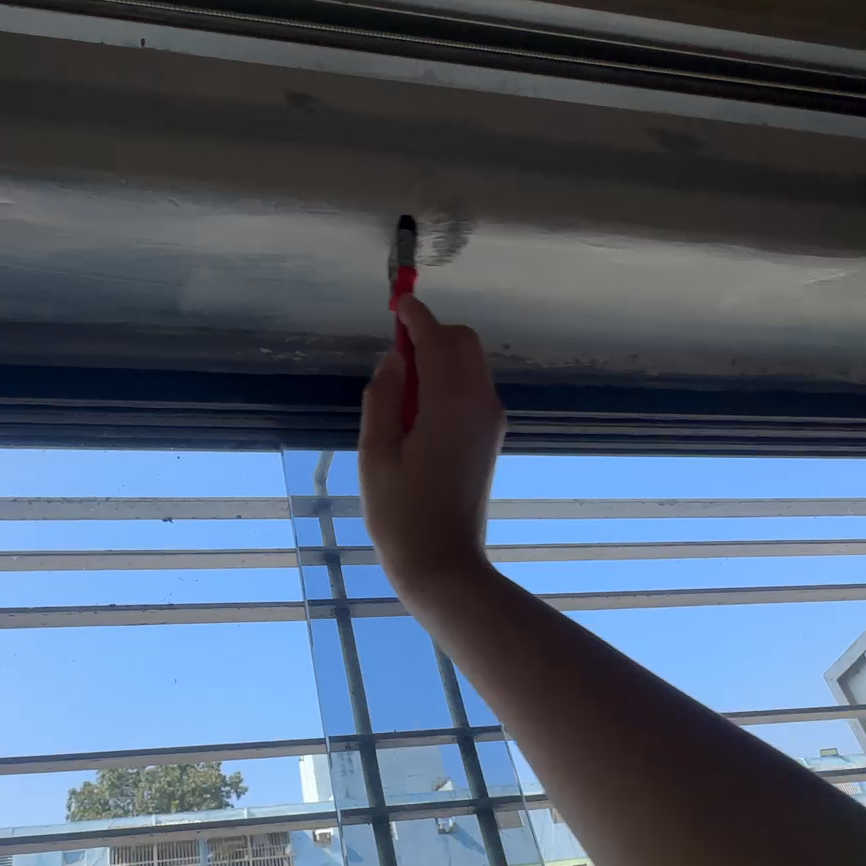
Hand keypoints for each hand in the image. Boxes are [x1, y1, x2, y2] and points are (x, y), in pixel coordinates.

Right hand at [358, 295, 506, 595]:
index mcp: (450, 403)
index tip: (397, 302)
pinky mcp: (490, 436)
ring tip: (401, 392)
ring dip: (439, 358)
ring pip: (470, 364)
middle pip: (463, 342)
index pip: (436, 339)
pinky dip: (448, 381)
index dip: (415, 317)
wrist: (442, 563)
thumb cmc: (400, 513)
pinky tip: (419, 412)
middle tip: (393, 356)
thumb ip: (383, 397)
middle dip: (431, 334)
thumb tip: (393, 358)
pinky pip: (472, 389)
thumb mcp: (375, 453)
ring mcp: (490, 420)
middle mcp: (481, 403)